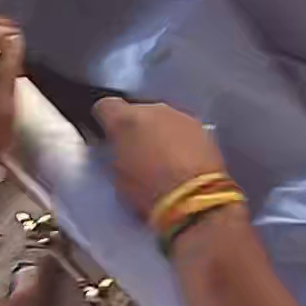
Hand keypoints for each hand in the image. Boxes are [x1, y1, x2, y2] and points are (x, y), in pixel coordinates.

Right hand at [92, 98, 228, 217]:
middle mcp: (152, 109)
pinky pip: (181, 128)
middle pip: (136, 110)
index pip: (105, 106)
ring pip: (161, 118)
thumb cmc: (147, 191)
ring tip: (160, 156)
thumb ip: (116, 153)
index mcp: (125, 120)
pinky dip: (177, 138)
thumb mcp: (117, 175)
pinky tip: (180, 159)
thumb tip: (121, 148)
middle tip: (134, 149)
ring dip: (157, 131)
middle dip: (134, 126)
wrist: (195, 199)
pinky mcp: (202, 128)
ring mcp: (180, 115)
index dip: (103, 119)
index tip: (107, 134)